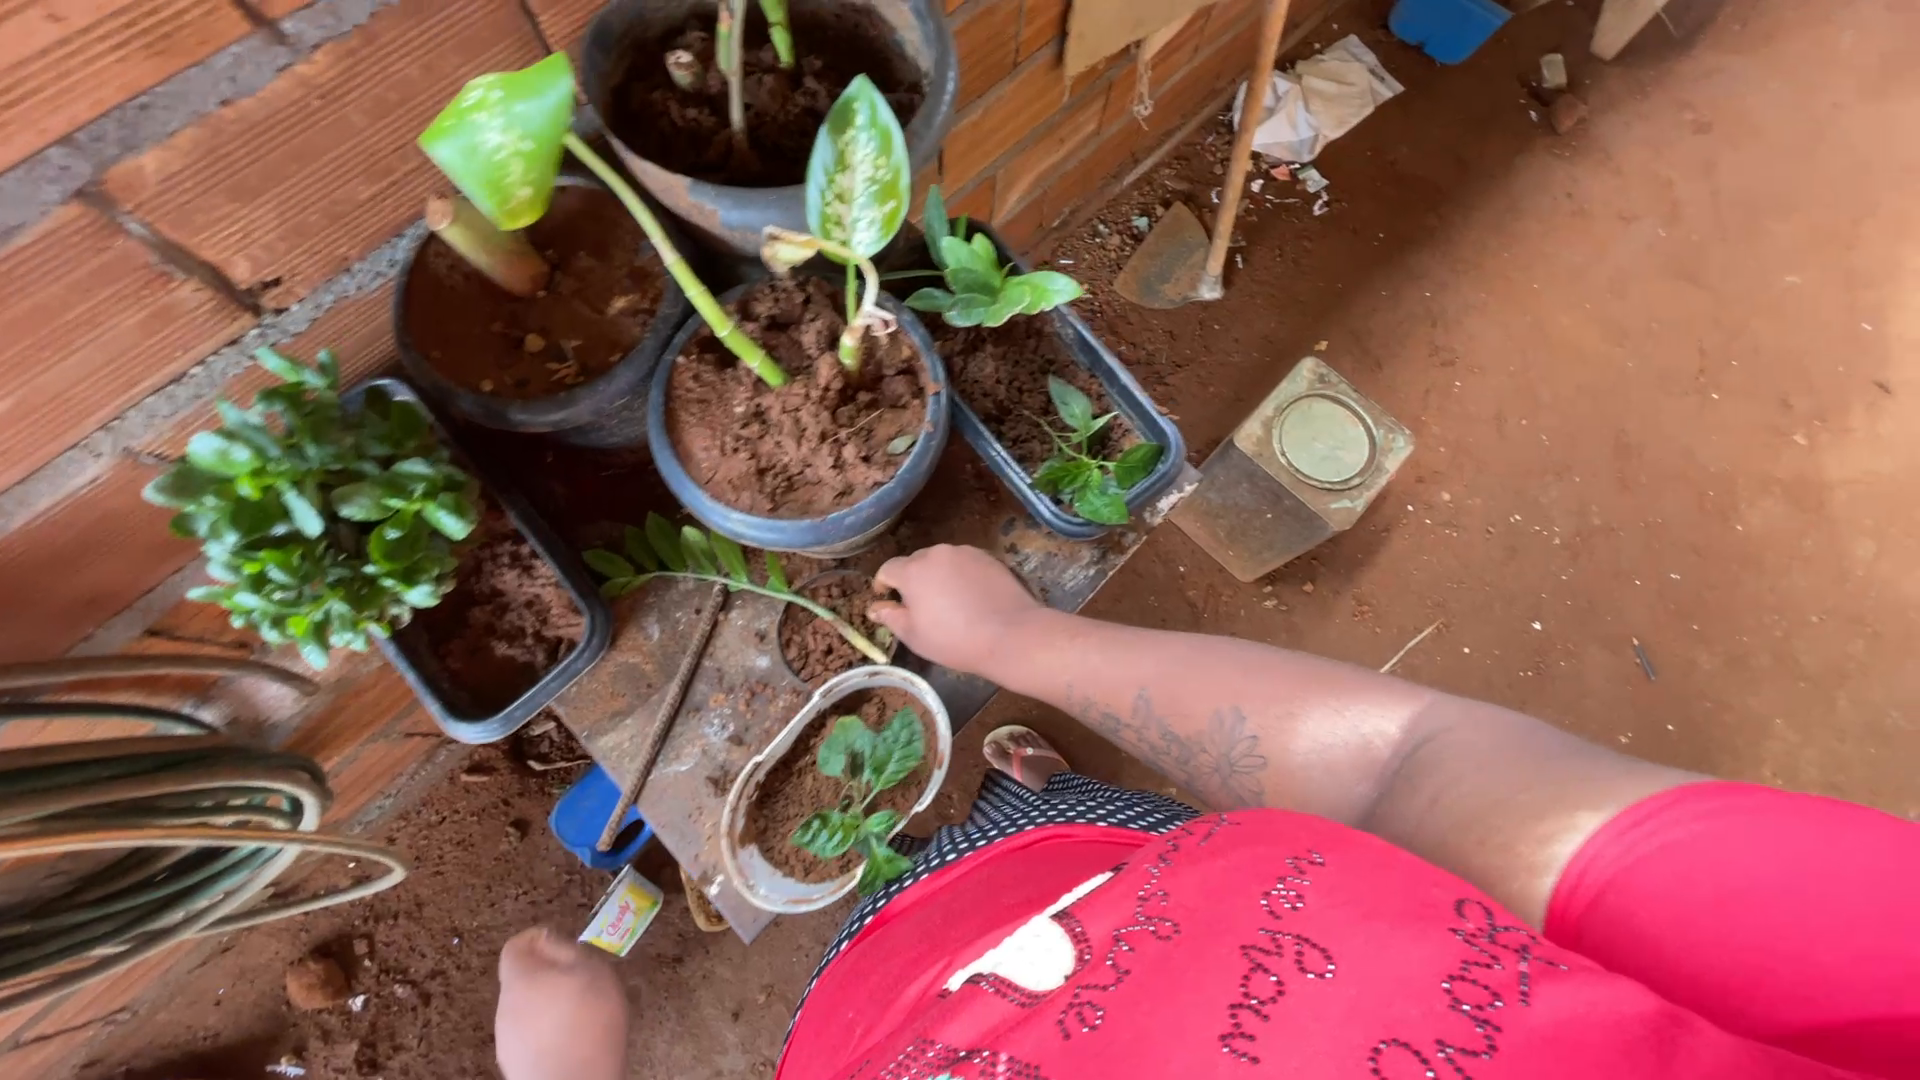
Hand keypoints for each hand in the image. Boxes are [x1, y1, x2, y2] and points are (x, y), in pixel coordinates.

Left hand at [495, 927, 628, 1079]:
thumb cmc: (589, 1018)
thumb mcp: (593, 968)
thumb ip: (567, 949)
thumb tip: (547, 940)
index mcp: (521, 979)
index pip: (515, 946)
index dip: (536, 939)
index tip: (561, 942)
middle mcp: (505, 1007)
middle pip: (521, 978)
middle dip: (546, 973)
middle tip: (579, 977)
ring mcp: (506, 1039)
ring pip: (525, 1007)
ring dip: (547, 1002)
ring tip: (579, 1009)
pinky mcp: (514, 1064)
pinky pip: (528, 1033)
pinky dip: (546, 1028)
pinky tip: (572, 1036)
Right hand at [870, 544, 1042, 674]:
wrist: (1010, 634)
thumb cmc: (954, 640)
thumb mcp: (914, 635)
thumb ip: (890, 617)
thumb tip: (875, 607)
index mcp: (913, 570)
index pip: (888, 569)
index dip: (883, 584)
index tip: (887, 600)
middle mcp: (937, 553)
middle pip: (915, 562)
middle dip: (912, 580)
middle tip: (920, 606)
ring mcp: (965, 552)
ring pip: (942, 561)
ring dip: (938, 576)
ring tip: (948, 602)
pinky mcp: (988, 557)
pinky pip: (964, 564)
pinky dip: (961, 576)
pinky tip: (970, 598)